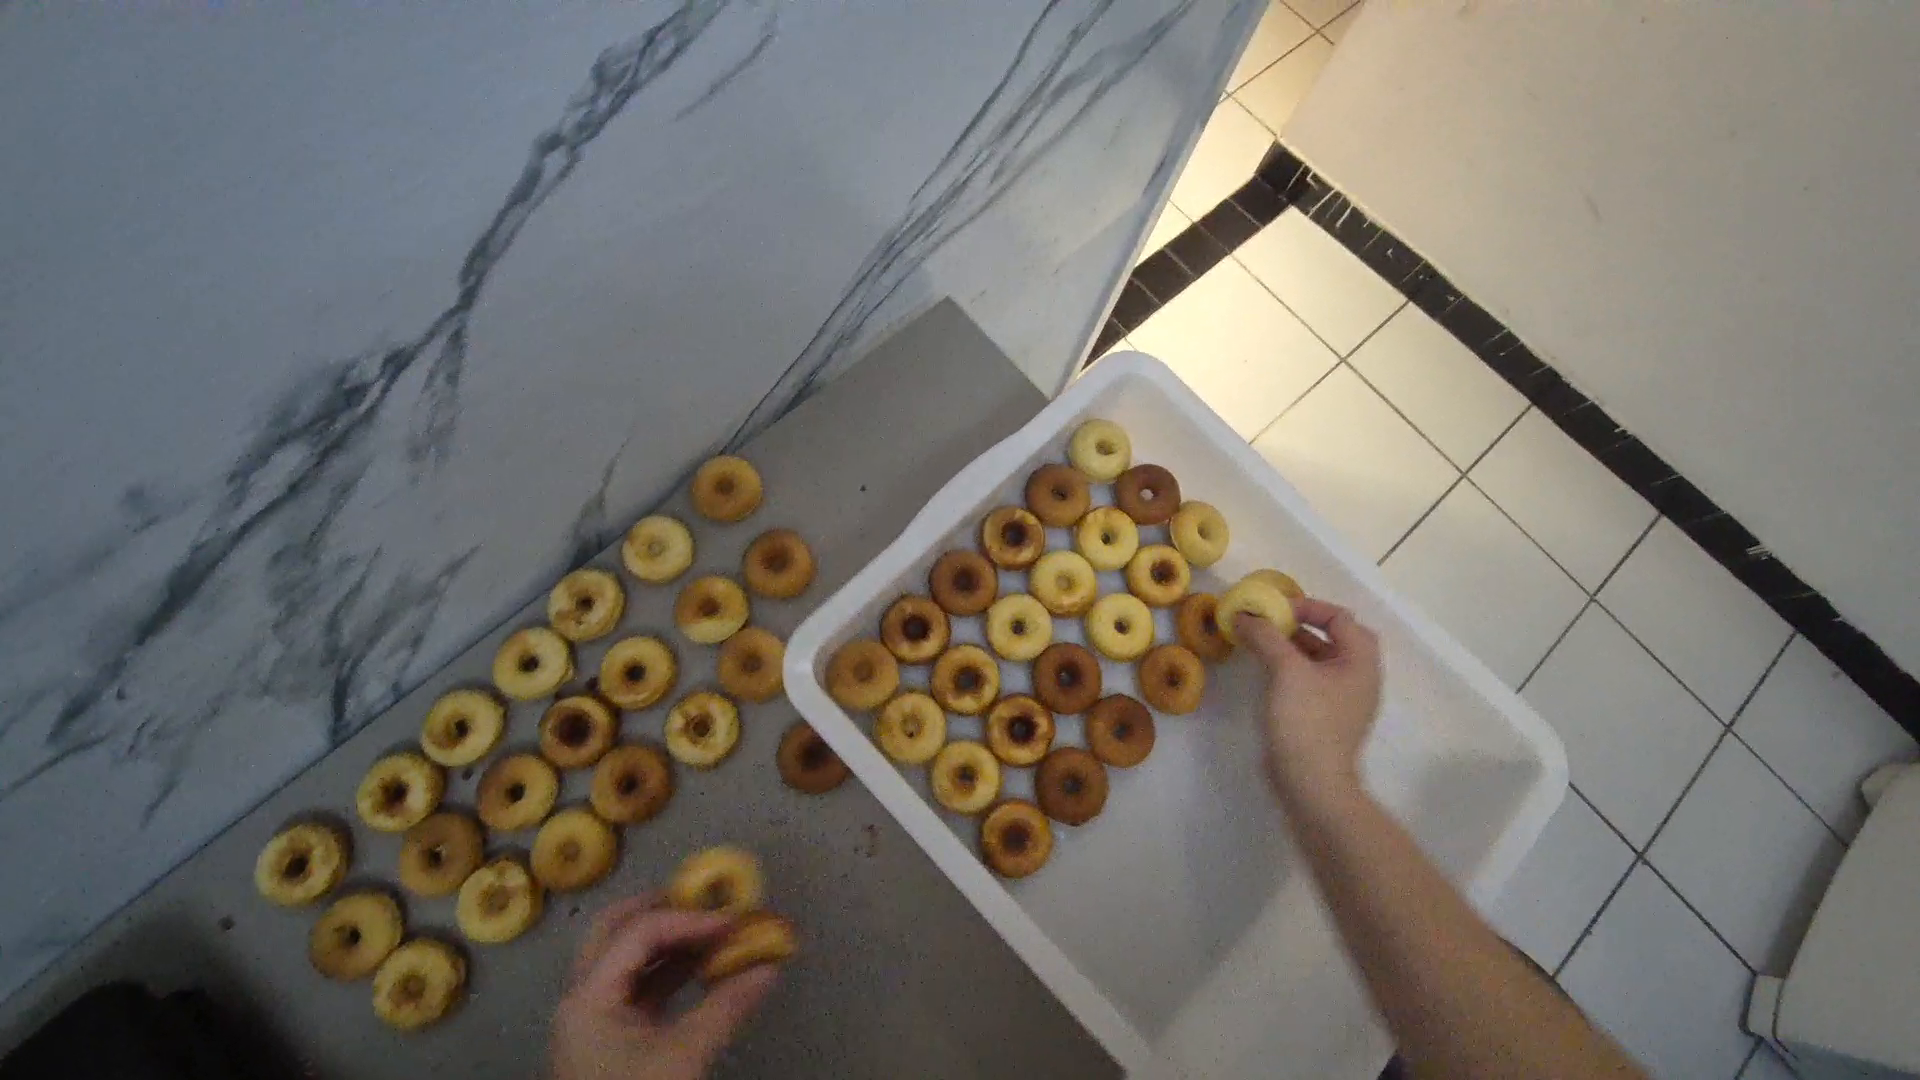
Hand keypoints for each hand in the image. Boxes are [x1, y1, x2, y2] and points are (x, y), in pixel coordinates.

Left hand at [550, 895, 777, 1079]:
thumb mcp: (683, 1059)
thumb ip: (727, 1007)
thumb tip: (771, 968)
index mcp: (588, 996)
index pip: (640, 931)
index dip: (690, 919)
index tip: (733, 921)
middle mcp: (583, 996)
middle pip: (618, 927)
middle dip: (666, 908)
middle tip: (710, 903)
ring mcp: (595, 1016)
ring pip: (628, 954)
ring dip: (672, 937)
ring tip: (717, 932)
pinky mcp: (611, 1035)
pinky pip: (639, 983)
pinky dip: (672, 967)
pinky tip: (707, 966)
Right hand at [1236, 598, 1381, 807]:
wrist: (1310, 783)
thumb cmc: (1306, 721)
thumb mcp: (1285, 671)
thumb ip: (1265, 636)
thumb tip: (1243, 615)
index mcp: (1360, 662)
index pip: (1340, 618)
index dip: (1308, 606)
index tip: (1274, 610)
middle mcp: (1358, 677)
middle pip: (1333, 637)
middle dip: (1300, 625)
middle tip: (1270, 622)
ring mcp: (1342, 699)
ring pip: (1318, 658)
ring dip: (1291, 645)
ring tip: (1259, 641)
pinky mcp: (1324, 716)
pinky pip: (1309, 679)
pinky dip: (1288, 667)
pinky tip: (1264, 669)